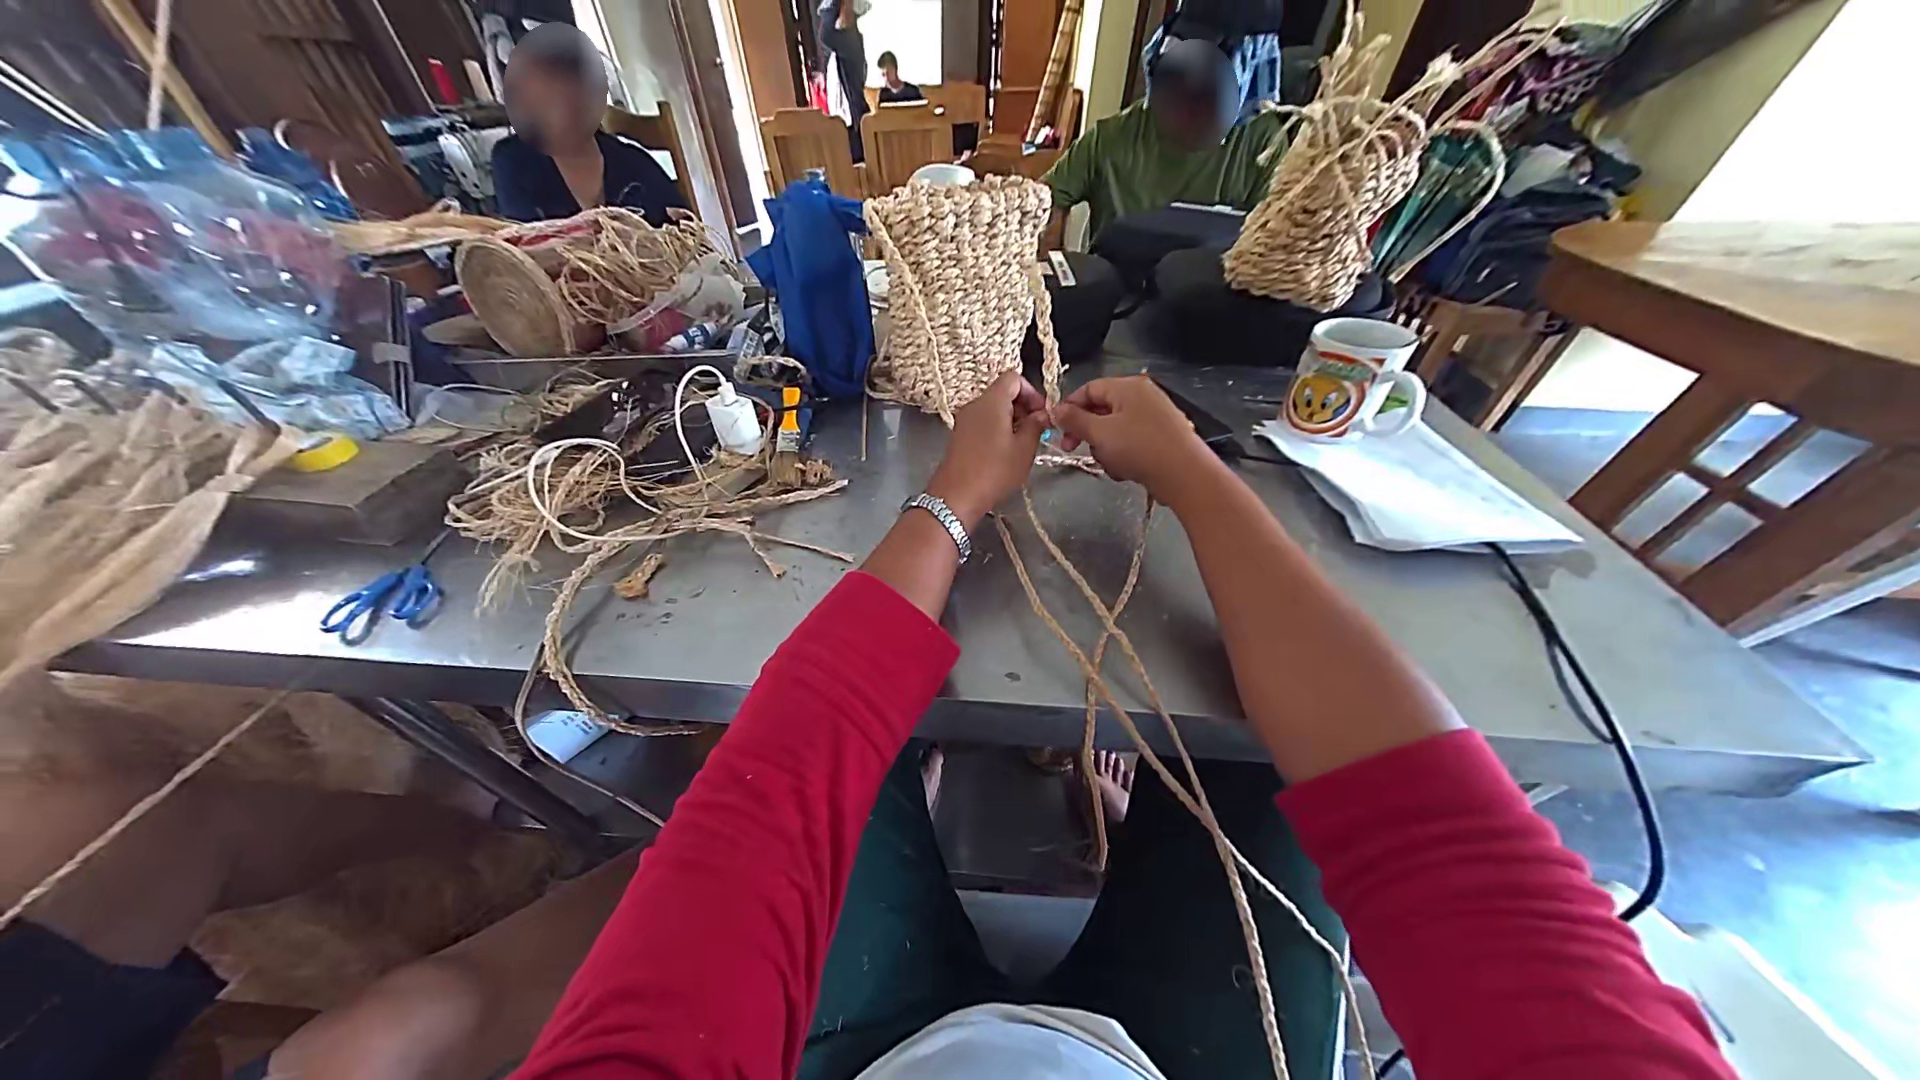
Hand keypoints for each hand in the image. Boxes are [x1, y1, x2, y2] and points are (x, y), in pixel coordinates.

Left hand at [925, 371, 1049, 527]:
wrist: (955, 496)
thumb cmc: (994, 471)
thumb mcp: (1024, 448)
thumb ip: (1036, 425)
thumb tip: (1042, 413)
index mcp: (991, 401)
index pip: (1014, 378)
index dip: (1032, 392)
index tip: (1042, 413)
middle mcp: (974, 404)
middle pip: (1003, 392)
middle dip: (1023, 407)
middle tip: (1037, 430)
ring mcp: (964, 420)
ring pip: (993, 409)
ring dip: (1011, 420)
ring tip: (1023, 444)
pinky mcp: (959, 435)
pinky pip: (983, 422)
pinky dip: (997, 429)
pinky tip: (1005, 452)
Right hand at [1053, 376, 1210, 497]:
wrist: (1184, 475)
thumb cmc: (1139, 448)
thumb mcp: (1099, 433)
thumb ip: (1074, 420)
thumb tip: (1056, 409)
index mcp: (1128, 387)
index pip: (1089, 388)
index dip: (1069, 407)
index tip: (1057, 428)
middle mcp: (1143, 397)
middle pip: (1101, 409)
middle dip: (1086, 431)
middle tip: (1072, 449)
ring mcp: (1154, 417)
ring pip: (1114, 429)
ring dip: (1104, 448)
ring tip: (1109, 463)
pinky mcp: (1161, 438)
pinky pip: (1131, 442)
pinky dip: (1122, 455)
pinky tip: (1125, 470)